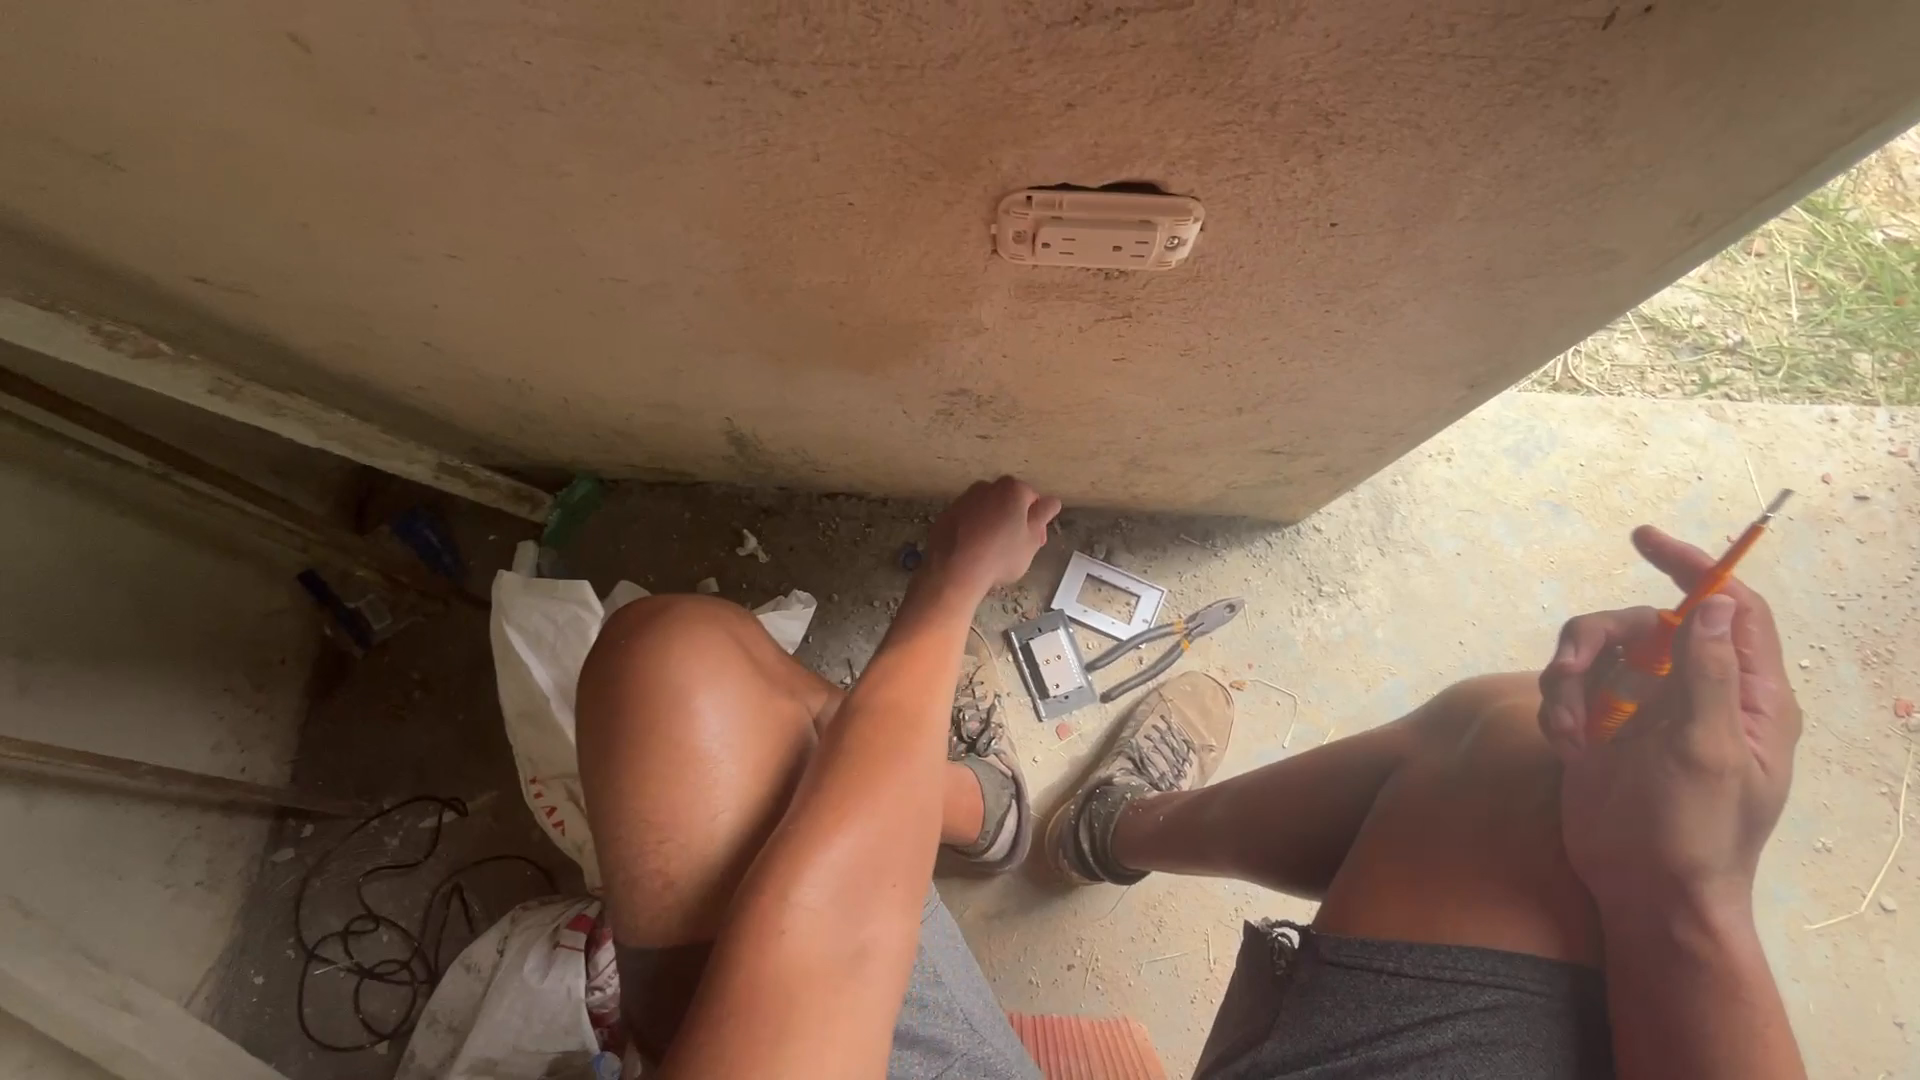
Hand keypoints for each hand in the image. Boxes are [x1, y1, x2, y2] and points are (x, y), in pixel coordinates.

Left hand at [924, 476, 1060, 594]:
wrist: (954, 571)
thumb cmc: (1000, 556)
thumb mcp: (1032, 539)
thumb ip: (1043, 515)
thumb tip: (1052, 501)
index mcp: (1012, 489)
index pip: (1032, 498)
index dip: (1036, 520)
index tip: (1035, 540)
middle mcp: (986, 487)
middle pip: (1008, 501)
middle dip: (1014, 520)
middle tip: (1016, 548)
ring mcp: (963, 500)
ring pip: (986, 510)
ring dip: (993, 525)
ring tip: (993, 552)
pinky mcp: (946, 515)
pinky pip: (967, 520)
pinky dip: (972, 531)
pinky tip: (974, 552)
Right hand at [1536, 526, 1801, 919]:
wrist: (1642, 884)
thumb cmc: (1694, 826)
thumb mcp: (1707, 750)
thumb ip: (1713, 674)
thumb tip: (1716, 602)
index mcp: (1746, 694)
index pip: (1730, 609)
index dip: (1695, 567)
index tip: (1644, 539)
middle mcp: (1693, 690)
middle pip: (1641, 626)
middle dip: (1594, 643)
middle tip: (1566, 672)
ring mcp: (1643, 708)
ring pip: (1594, 654)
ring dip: (1566, 682)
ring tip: (1562, 728)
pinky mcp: (1600, 725)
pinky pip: (1568, 688)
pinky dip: (1556, 708)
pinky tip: (1561, 745)